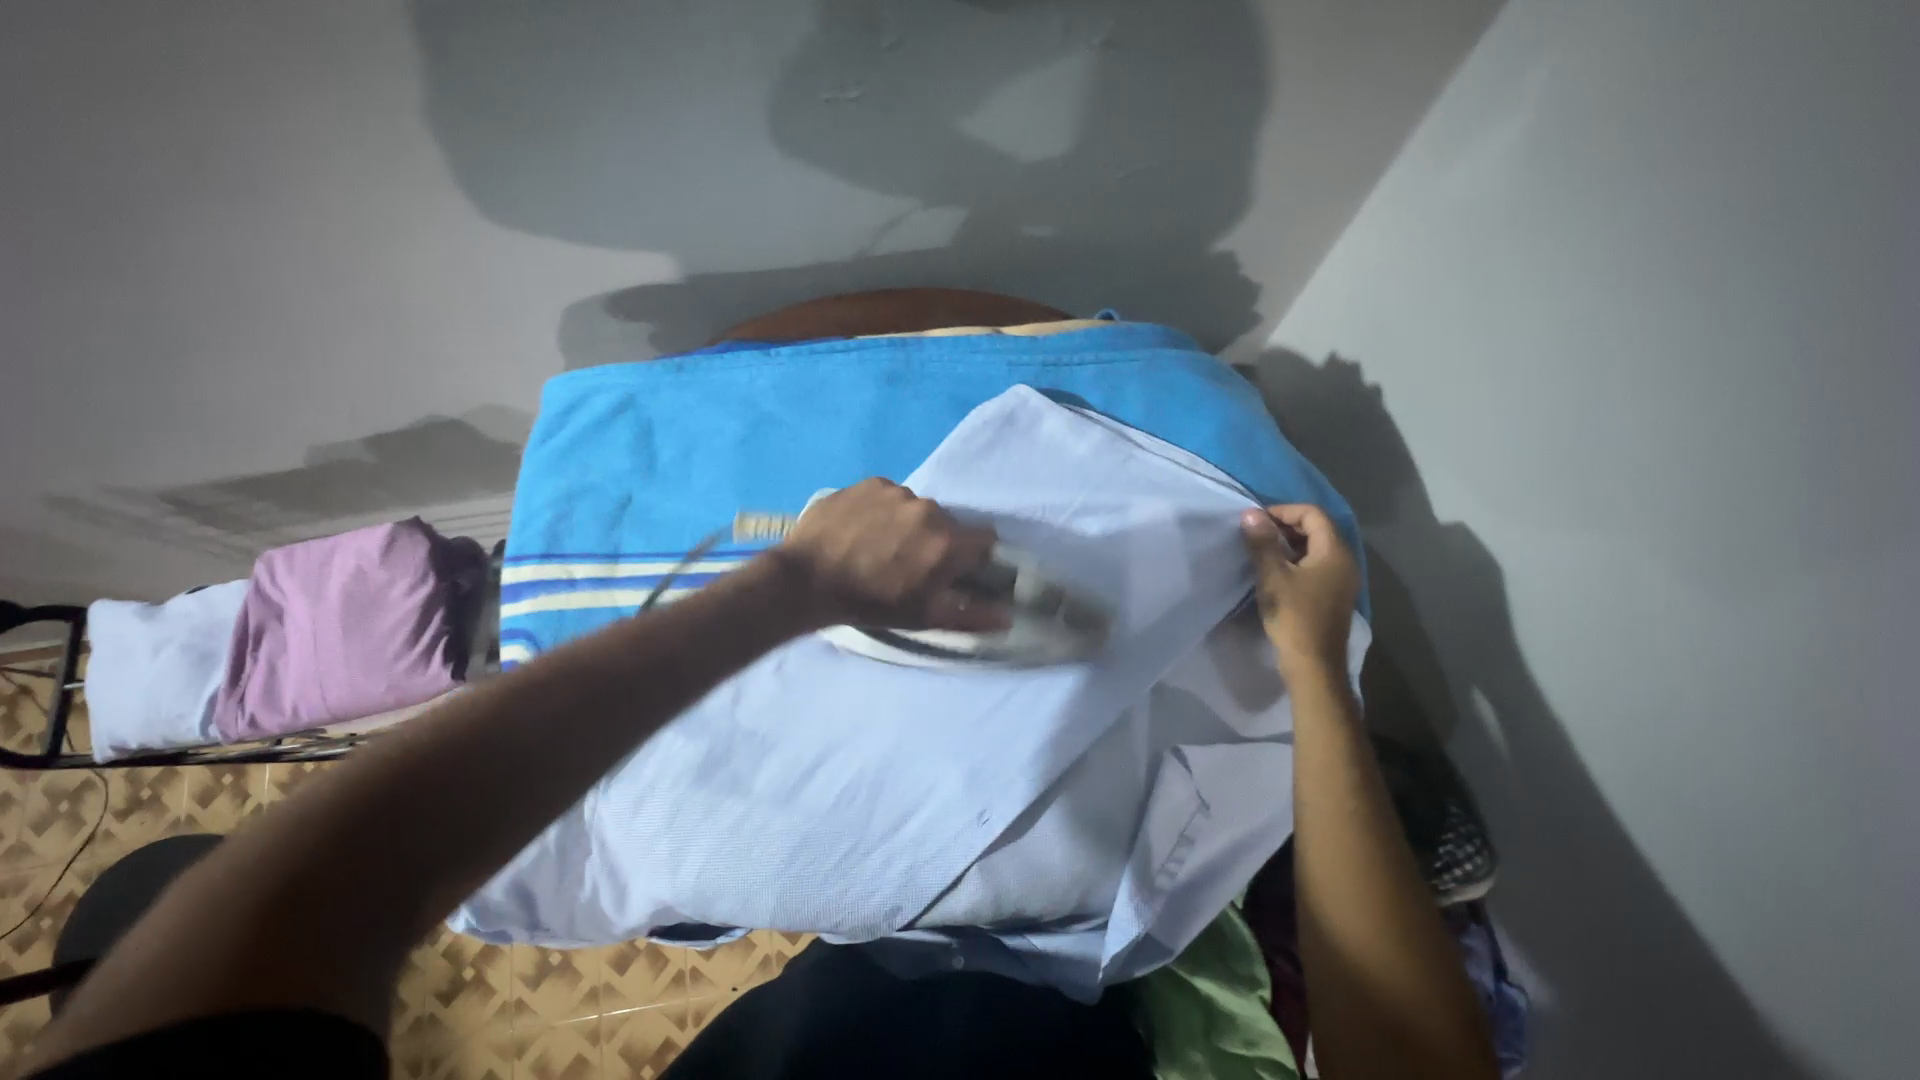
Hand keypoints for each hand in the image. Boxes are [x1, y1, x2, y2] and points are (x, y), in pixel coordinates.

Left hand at [775, 478, 1009, 631]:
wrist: (806, 580)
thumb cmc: (870, 604)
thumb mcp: (922, 616)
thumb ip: (970, 615)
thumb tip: (1008, 616)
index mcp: (948, 541)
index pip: (985, 538)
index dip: (974, 555)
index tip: (955, 570)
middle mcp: (929, 509)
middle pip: (948, 523)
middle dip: (937, 541)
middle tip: (910, 563)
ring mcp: (898, 491)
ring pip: (917, 508)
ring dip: (908, 524)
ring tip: (880, 546)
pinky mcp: (870, 482)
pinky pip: (889, 495)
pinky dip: (883, 510)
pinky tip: (861, 530)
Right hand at [1241, 504, 1359, 679]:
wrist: (1313, 664)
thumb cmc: (1294, 617)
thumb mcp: (1272, 577)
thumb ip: (1262, 543)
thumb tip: (1250, 513)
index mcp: (1334, 551)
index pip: (1312, 514)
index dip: (1283, 511)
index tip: (1256, 521)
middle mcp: (1344, 560)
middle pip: (1318, 528)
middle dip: (1286, 525)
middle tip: (1256, 534)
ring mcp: (1342, 579)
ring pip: (1316, 548)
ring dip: (1290, 544)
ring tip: (1262, 552)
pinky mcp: (1334, 594)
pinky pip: (1317, 565)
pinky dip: (1297, 560)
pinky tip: (1276, 573)